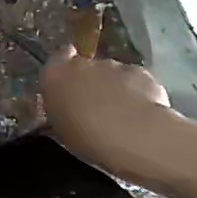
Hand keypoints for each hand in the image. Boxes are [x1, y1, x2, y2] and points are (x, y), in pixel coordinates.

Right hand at [42, 48, 174, 164]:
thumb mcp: (61, 130)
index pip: (56, 60)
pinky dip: (137, 92)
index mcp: (56, 76)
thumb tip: (67, 110)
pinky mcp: (139, 72)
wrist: (129, 134)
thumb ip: (62, 111)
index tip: (70, 84)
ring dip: (115, 88)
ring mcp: (113, 65)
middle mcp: (83, 64)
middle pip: (86, 67)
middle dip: (91, 82)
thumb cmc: (85, 137)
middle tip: (96, 108)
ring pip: (112, 73)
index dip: (65, 68)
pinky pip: (135, 80)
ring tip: (122, 115)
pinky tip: (141, 114)